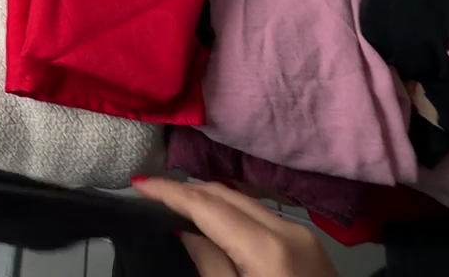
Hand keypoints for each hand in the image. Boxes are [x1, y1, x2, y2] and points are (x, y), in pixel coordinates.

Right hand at [132, 178, 337, 276]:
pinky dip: (232, 210)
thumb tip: (187, 233)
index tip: (135, 183)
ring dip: (208, 198)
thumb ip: (210, 265)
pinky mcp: (312, 246)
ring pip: (242, 199)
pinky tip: (214, 219)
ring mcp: (304, 235)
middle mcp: (288, 229)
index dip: (167, 191)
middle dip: (186, 190)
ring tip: (176, 203)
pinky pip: (260, 214)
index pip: (206, 204)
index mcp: (268, 247)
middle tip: (151, 193)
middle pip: (224, 193)